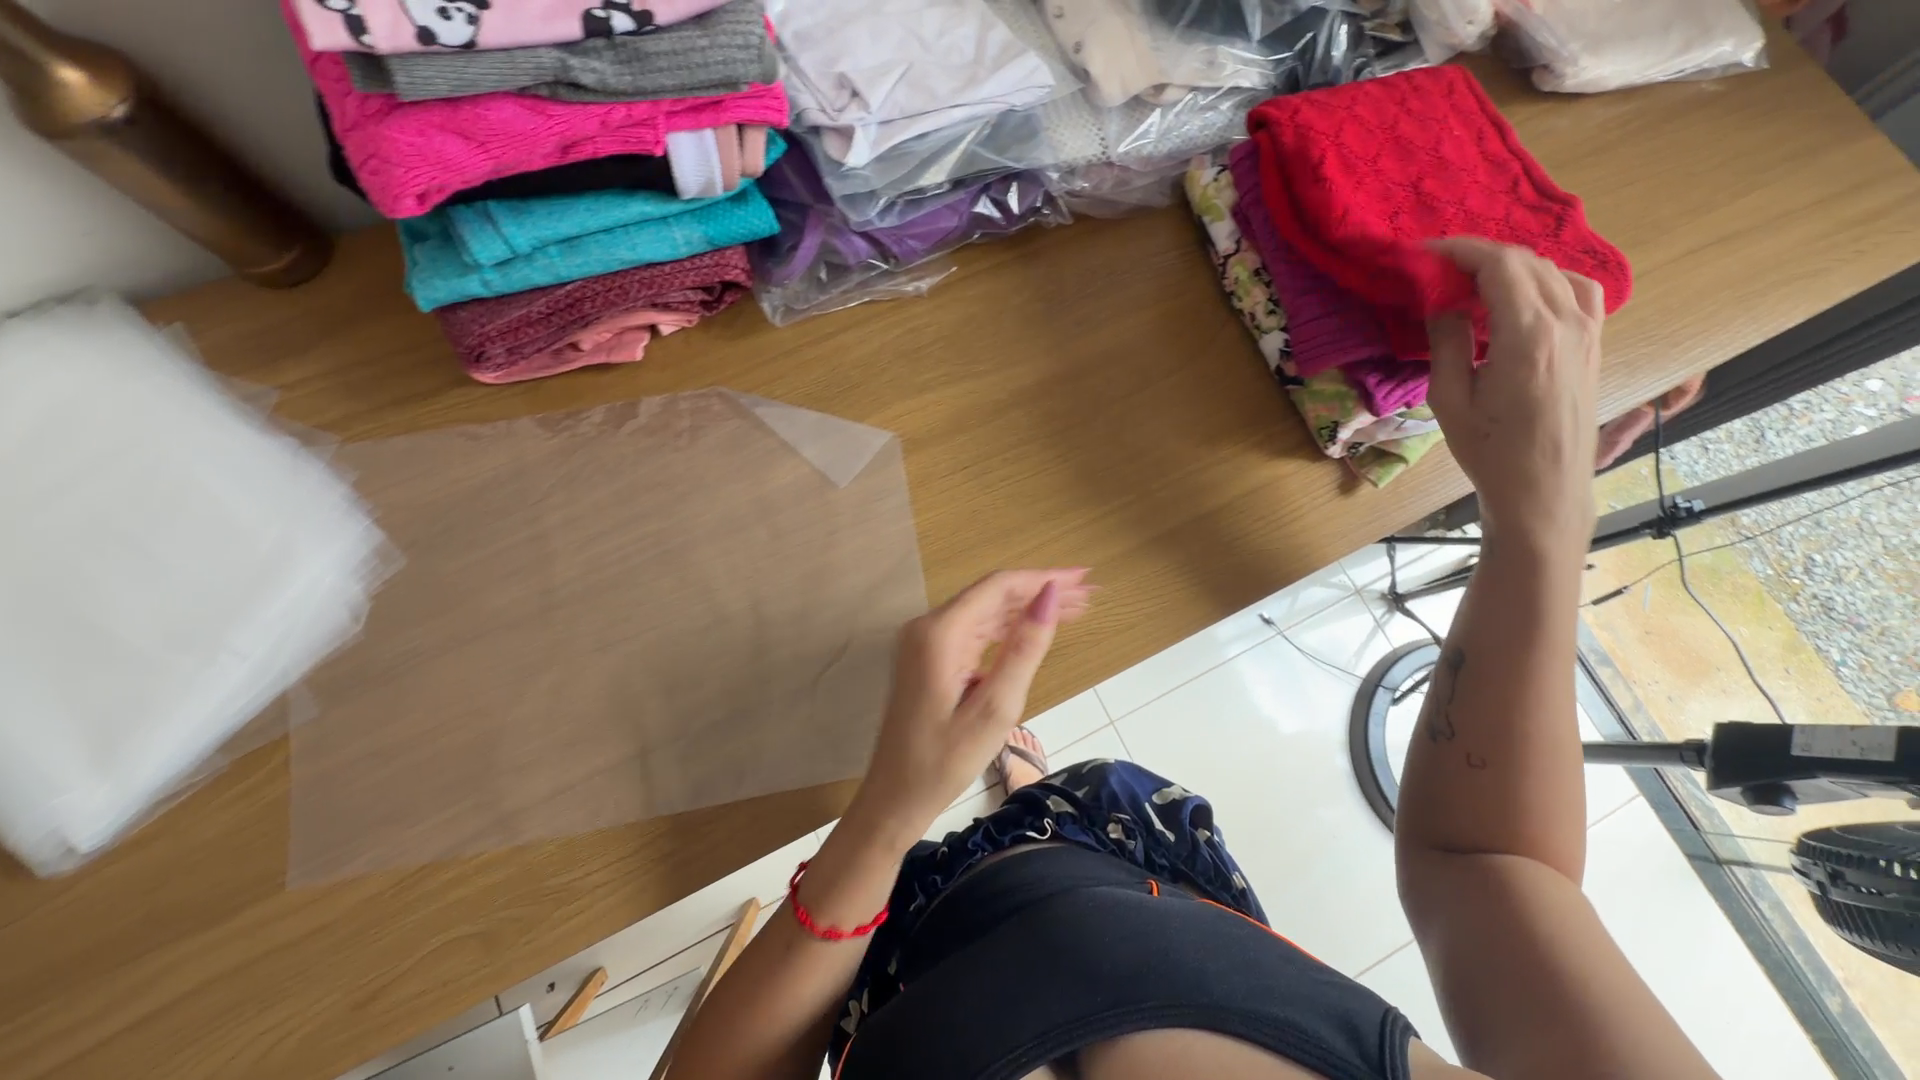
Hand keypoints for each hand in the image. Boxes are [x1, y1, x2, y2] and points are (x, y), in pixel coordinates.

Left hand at [848, 569, 1093, 841]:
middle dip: (1040, 593)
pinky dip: (1006, 630)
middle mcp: (927, 627)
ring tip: (1075, 610)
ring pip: (984, 613)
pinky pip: (973, 633)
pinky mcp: (927, 660)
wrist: (894, 798)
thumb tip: (1050, 596)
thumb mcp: (995, 709)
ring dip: (1026, 609)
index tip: (1084, 579)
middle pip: (992, 596)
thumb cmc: (944, 762)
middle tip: (1090, 595)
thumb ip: (1024, 649)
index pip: (998, 587)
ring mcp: (924, 643)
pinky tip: (1032, 631)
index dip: (1043, 578)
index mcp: (940, 633)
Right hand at [1426, 238, 1603, 552]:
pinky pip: (1577, 289)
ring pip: (1553, 270)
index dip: (1459, 250)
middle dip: (1479, 256)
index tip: (1423, 254)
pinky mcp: (1594, 343)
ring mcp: (1589, 331)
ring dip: (1511, 266)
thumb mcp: (1450, 400)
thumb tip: (1444, 301)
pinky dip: (1544, 279)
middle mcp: (1568, 323)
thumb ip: (1448, 342)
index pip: (1499, 264)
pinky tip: (1519, 298)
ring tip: (1474, 283)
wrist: (1544, 490)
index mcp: (1529, 336)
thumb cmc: (1490, 452)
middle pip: (1526, 261)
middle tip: (1438, 270)